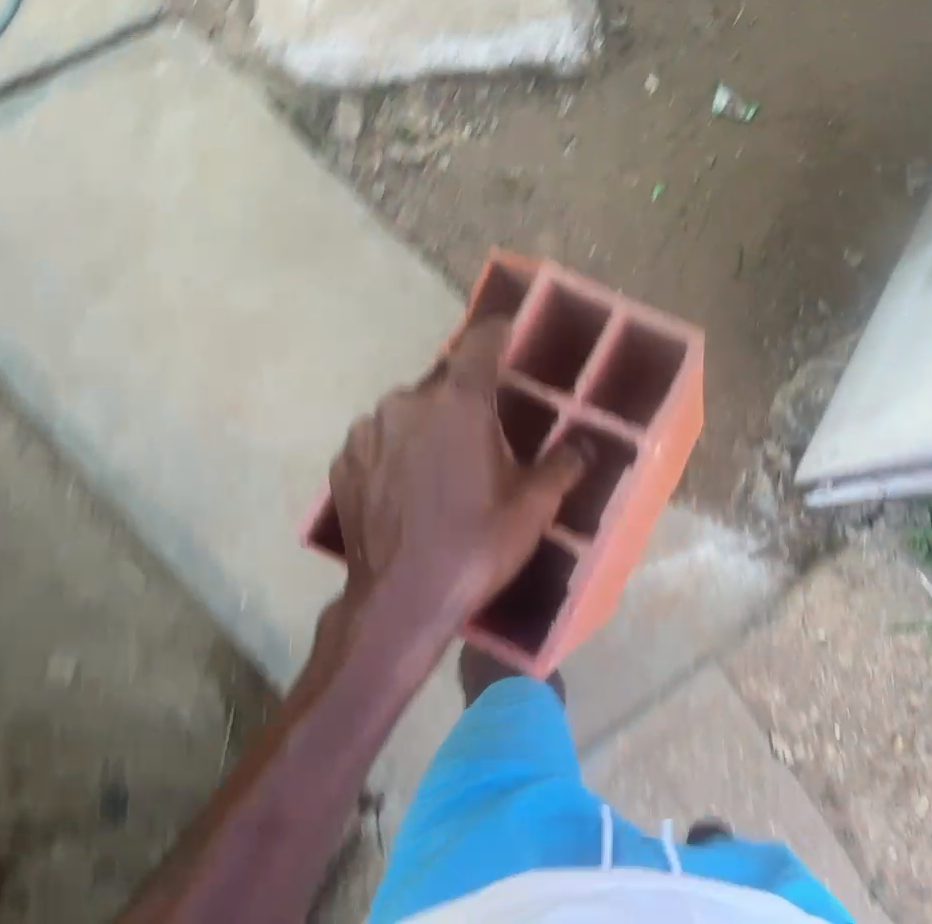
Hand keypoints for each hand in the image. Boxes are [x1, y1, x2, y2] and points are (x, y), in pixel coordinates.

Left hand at [302, 319, 585, 685]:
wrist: (401, 600)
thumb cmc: (476, 545)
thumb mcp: (534, 507)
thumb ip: (563, 465)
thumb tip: (587, 446)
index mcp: (459, 402)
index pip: (480, 342)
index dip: (498, 332)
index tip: (509, 332)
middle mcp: (407, 402)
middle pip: (444, 381)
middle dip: (465, 397)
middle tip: (485, 432)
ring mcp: (368, 431)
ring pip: (408, 411)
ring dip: (428, 425)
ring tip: (445, 468)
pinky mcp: (343, 461)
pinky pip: (379, 440)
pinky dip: (397, 451)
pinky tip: (410, 488)